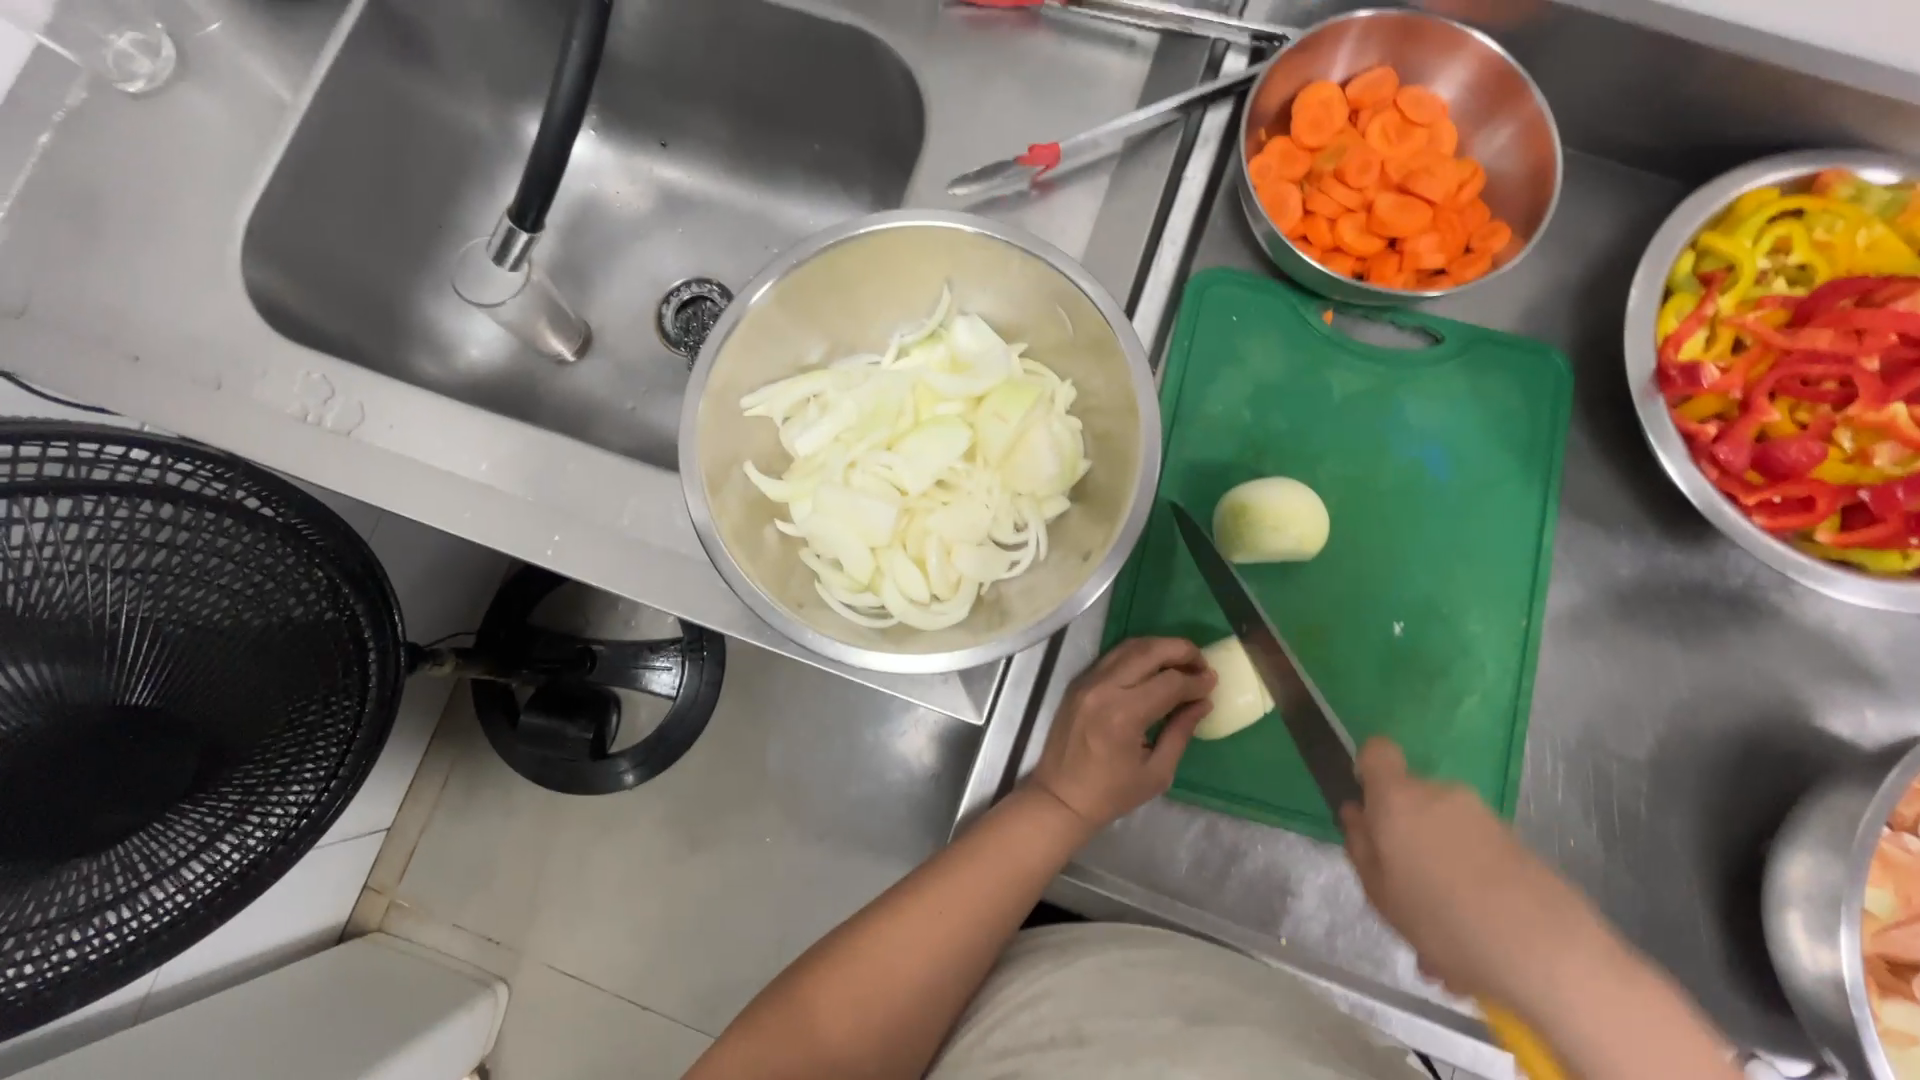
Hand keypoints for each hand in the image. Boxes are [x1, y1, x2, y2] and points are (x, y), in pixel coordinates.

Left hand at [1027, 637, 1215, 831]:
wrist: (1059, 797)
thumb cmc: (1110, 793)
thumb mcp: (1157, 772)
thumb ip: (1181, 731)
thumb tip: (1203, 701)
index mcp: (1123, 715)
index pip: (1170, 682)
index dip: (1197, 680)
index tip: (1213, 682)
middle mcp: (1103, 689)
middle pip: (1149, 651)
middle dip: (1182, 651)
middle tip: (1201, 664)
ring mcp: (1086, 682)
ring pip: (1129, 647)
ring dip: (1160, 648)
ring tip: (1181, 663)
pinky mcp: (1078, 683)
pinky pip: (1113, 657)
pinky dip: (1137, 655)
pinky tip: (1153, 668)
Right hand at [1341, 738, 1620, 1009]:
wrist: (1545, 950)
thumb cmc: (1439, 917)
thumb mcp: (1378, 891)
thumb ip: (1361, 845)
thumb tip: (1357, 814)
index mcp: (1398, 798)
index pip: (1377, 751)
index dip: (1368, 770)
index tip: (1369, 807)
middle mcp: (1441, 795)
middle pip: (1413, 801)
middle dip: (1406, 836)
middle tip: (1404, 888)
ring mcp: (1484, 817)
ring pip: (1445, 834)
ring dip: (1439, 867)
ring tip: (1441, 928)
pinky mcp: (1517, 843)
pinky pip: (1476, 855)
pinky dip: (1469, 883)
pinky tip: (1472, 936)